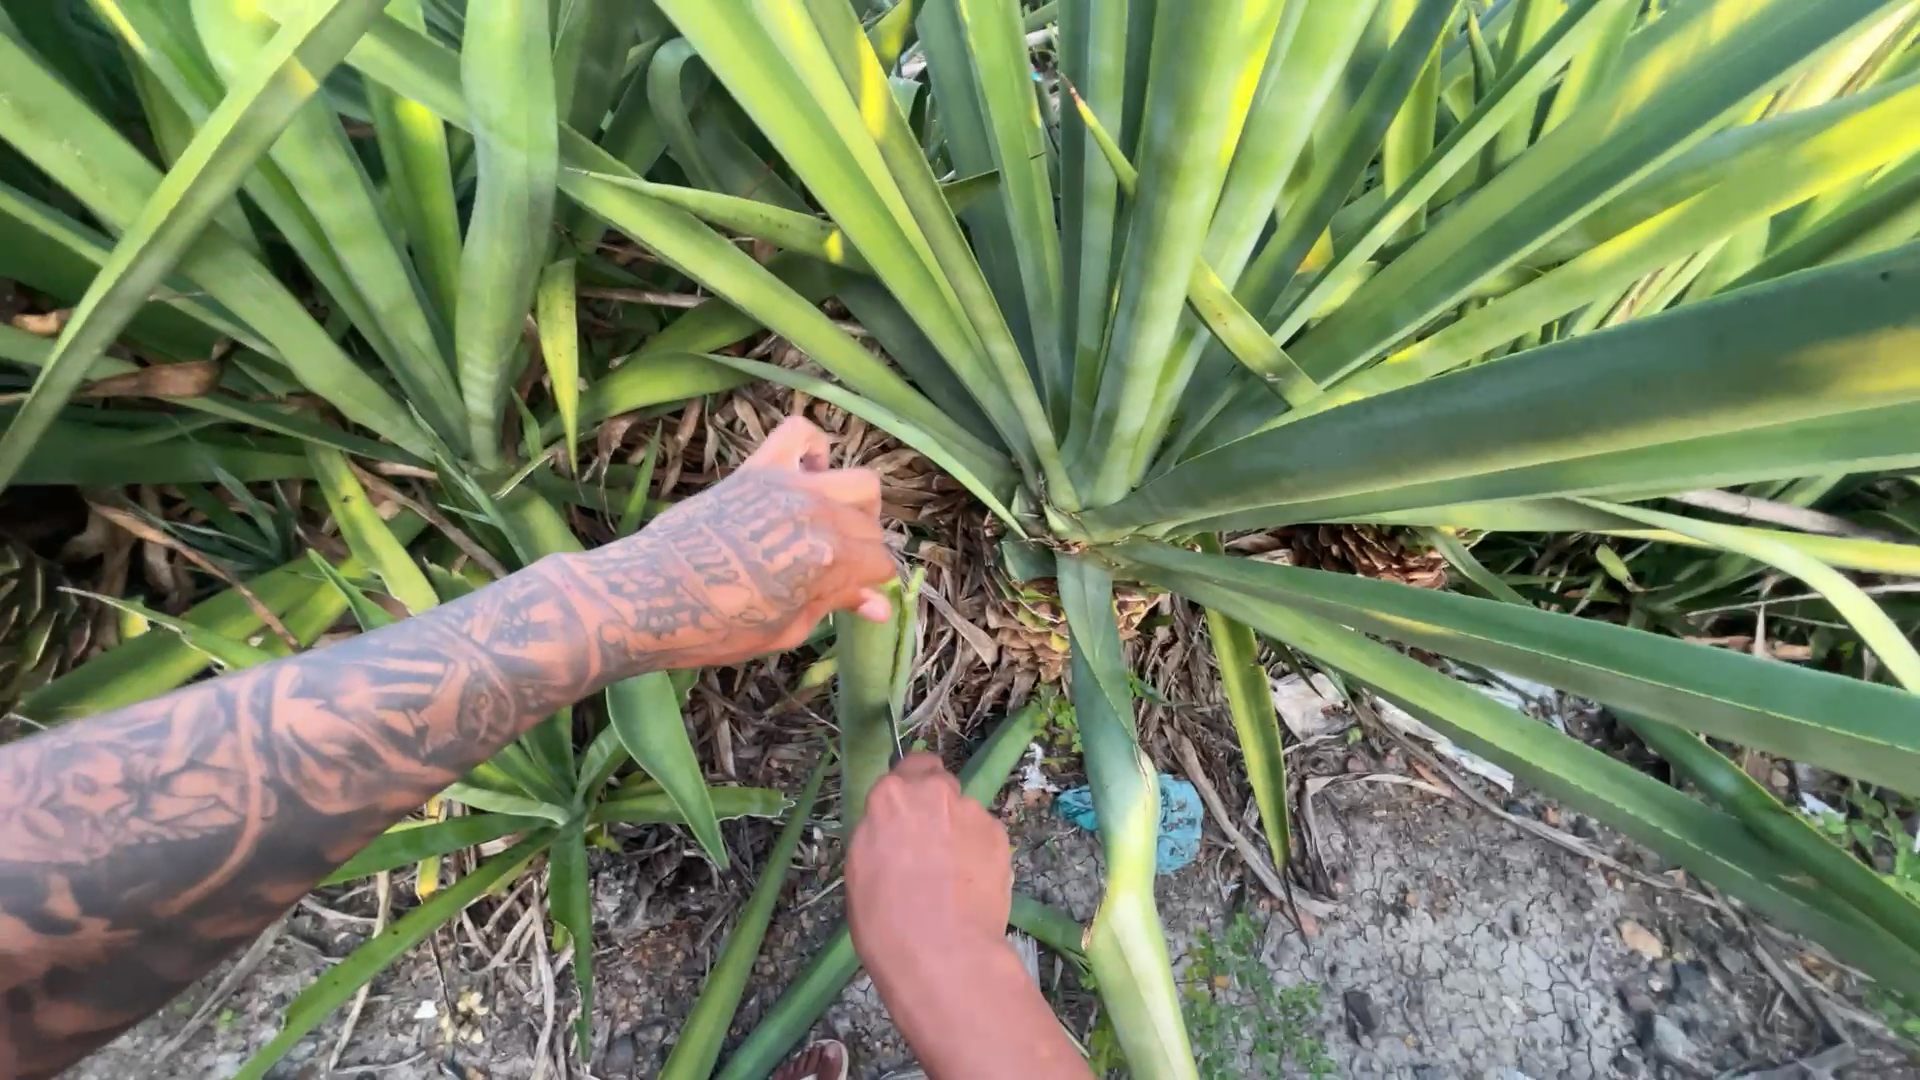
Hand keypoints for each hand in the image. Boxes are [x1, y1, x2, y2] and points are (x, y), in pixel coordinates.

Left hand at [571, 417, 895, 672]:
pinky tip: (807, 474)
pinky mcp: (758, 470)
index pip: (879, 564)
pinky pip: (799, 433)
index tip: (855, 593)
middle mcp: (819, 515)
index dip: (871, 583)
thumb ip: (835, 605)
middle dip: (864, 551)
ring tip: (833, 523)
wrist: (646, 598)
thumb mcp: (787, 629)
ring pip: (858, 481)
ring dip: (856, 505)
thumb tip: (879, 606)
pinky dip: (813, 448)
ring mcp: (790, 486)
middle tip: (838, 570)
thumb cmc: (717, 628)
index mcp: (830, 560)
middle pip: (871, 526)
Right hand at [846, 754, 1012, 977]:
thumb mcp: (860, 871)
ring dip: (958, 831)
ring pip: (963, 811)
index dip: (909, 789)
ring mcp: (971, 810)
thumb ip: (879, 833)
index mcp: (891, 797)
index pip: (907, 768)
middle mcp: (934, 792)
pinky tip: (973, 886)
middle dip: (935, 804)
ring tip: (955, 876)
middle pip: (938, 781)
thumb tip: (893, 829)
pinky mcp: (999, 834)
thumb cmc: (885, 921)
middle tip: (931, 843)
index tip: (908, 814)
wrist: (944, 955)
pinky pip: (984, 835)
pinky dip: (979, 852)